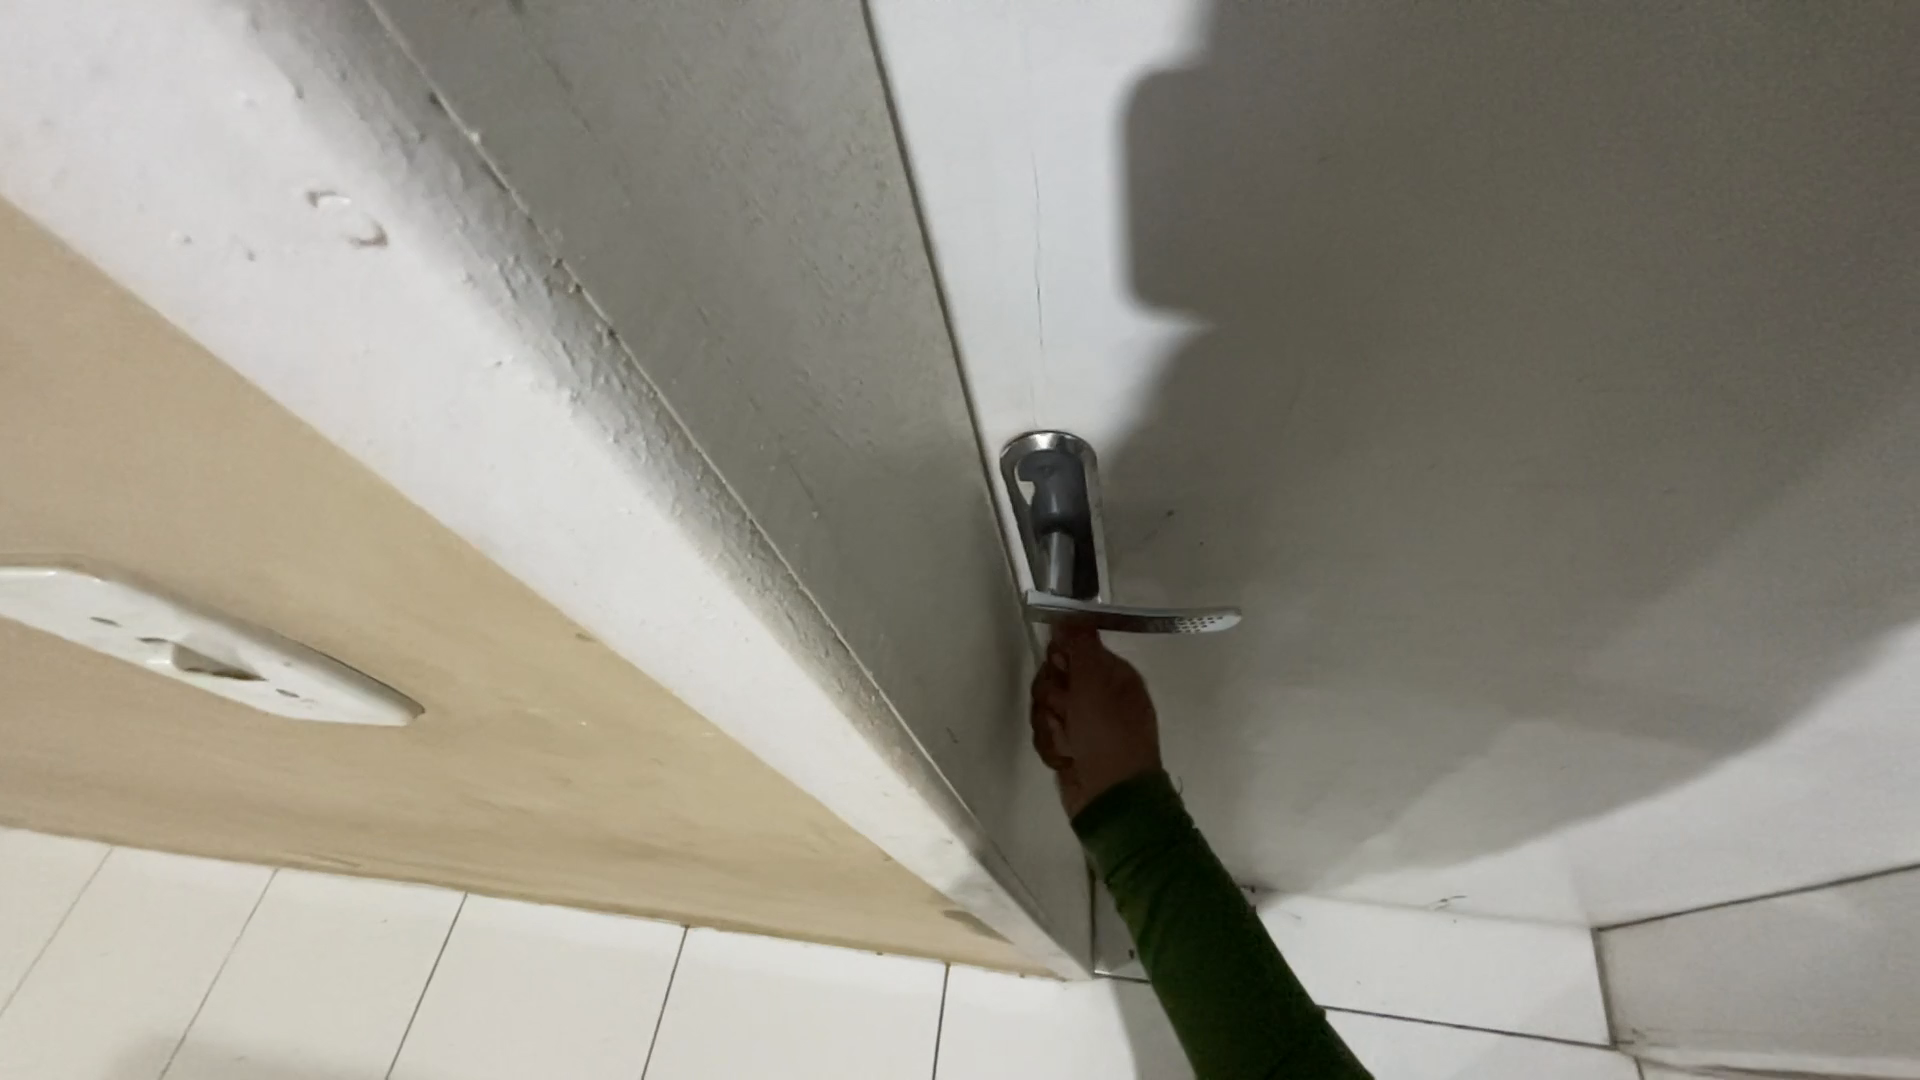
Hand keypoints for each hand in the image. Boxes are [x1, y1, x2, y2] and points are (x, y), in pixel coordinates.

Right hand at [1029, 626, 1162, 816]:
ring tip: (1069, 742)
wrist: (1111, 799)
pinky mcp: (1068, 744)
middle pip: (1052, 677)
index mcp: (1113, 674)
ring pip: (1044, 706)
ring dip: (1051, 725)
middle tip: (1068, 712)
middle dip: (1053, 697)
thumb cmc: (1110, 737)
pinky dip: (1052, 745)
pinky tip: (1066, 758)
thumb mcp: (1096, 686)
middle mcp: (1097, 694)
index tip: (1061, 672)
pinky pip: (1044, 732)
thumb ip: (1080, 647)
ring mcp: (1081, 722)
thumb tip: (1069, 613)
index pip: (1072, 648)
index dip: (1061, 660)